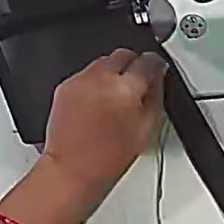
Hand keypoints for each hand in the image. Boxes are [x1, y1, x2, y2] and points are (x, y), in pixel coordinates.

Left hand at [0, 49, 167, 223]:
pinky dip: (94, 82)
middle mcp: (101, 79)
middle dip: (133, 64)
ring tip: (115, 97)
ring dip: (113, 73)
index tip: (156, 69)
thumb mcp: (147, 128)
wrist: (73, 168)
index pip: (147, 61)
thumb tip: (158, 77)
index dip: (155, 65)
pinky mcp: (65, 86)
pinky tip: (97, 103)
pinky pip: (86, 74)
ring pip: (103, 61)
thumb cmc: (108, 157)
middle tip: (136, 81)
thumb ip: (156, 95)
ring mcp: (81, 81)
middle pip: (123, 54)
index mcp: (125, 89)